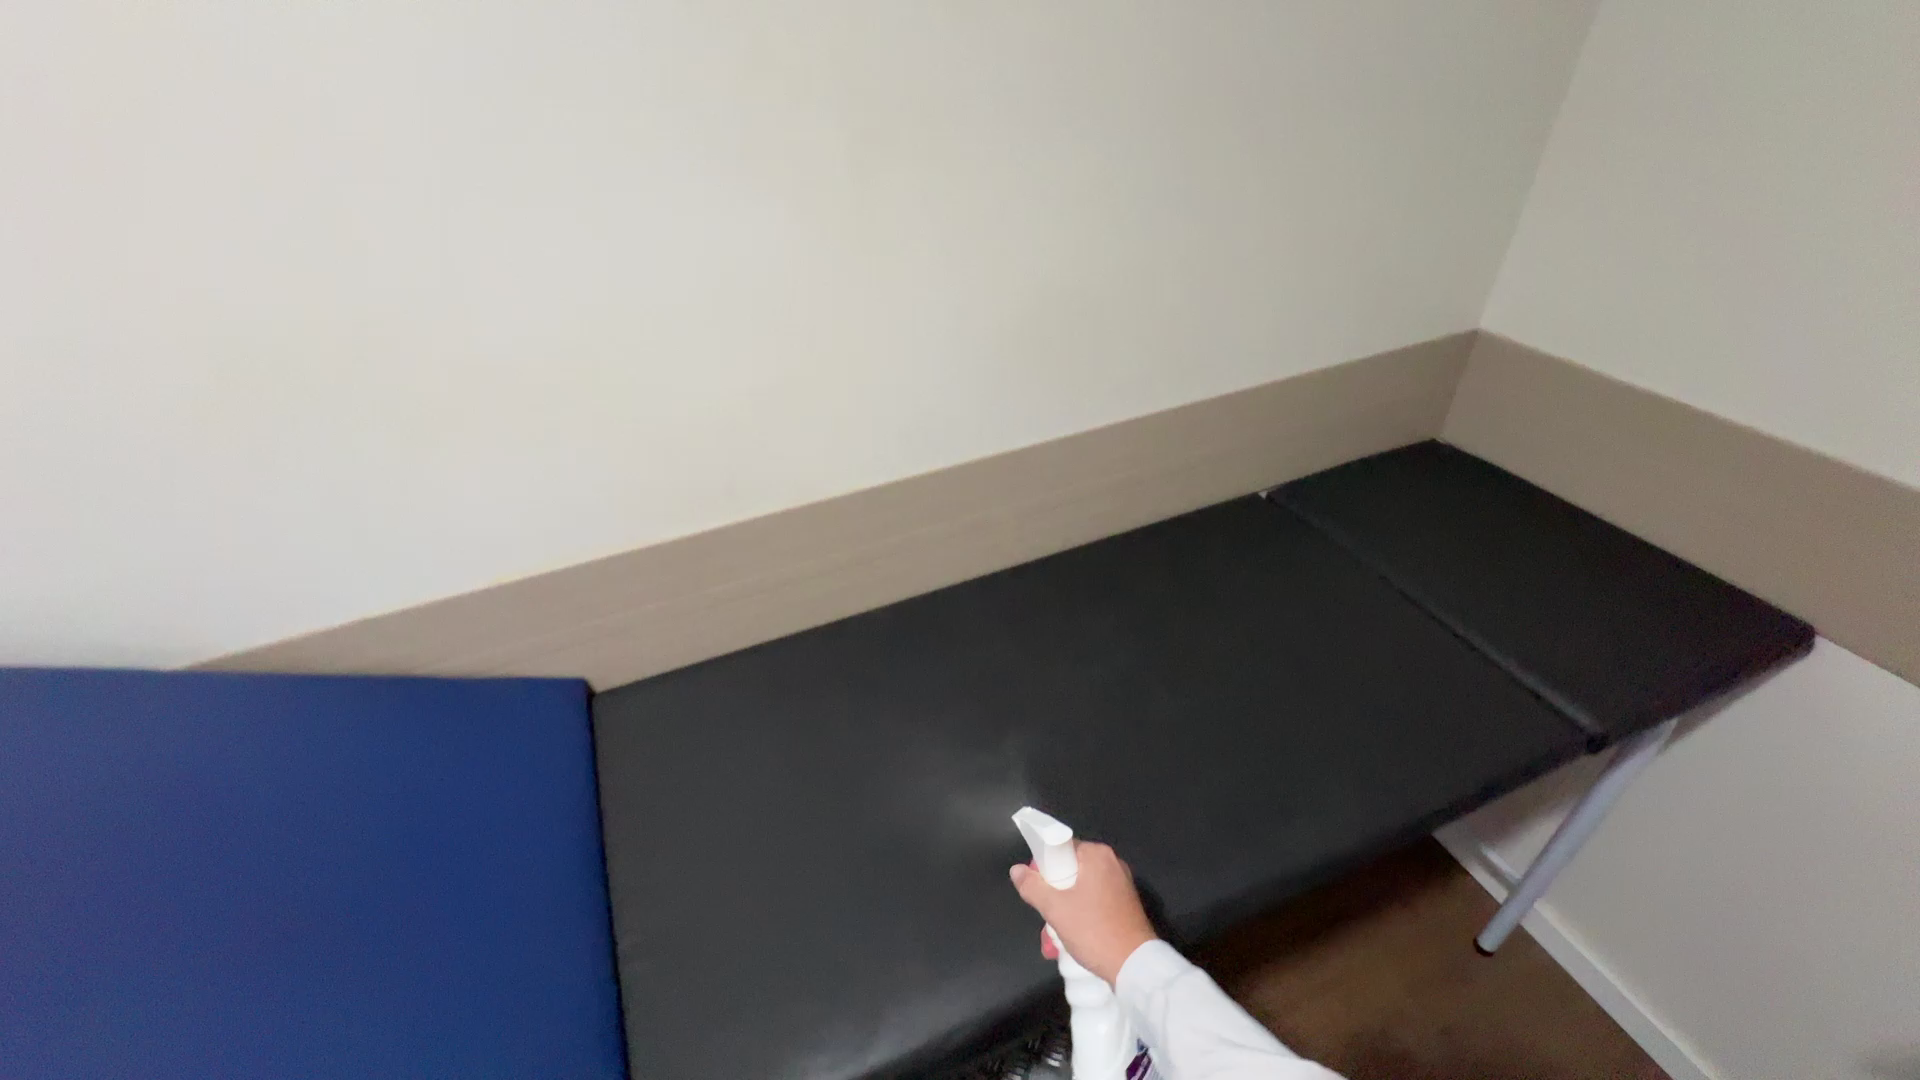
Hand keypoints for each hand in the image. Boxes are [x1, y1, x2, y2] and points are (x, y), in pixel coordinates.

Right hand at [1008, 840, 1157, 984]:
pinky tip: (1074, 937)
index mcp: (1097, 855)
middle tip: (1046, 916)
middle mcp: (1113, 863)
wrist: (1135, 966)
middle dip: (1055, 893)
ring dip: (1066, 908)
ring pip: (1082, 888)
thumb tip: (1016, 870)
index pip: (1061, 848)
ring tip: (1055, 936)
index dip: (1044, 867)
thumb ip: (1033, 887)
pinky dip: (1083, 914)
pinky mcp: (1127, 904)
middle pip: (1071, 870)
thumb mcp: (1055, 909)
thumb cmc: (1094, 931)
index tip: (1037, 889)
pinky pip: (1096, 901)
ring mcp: (1122, 884)